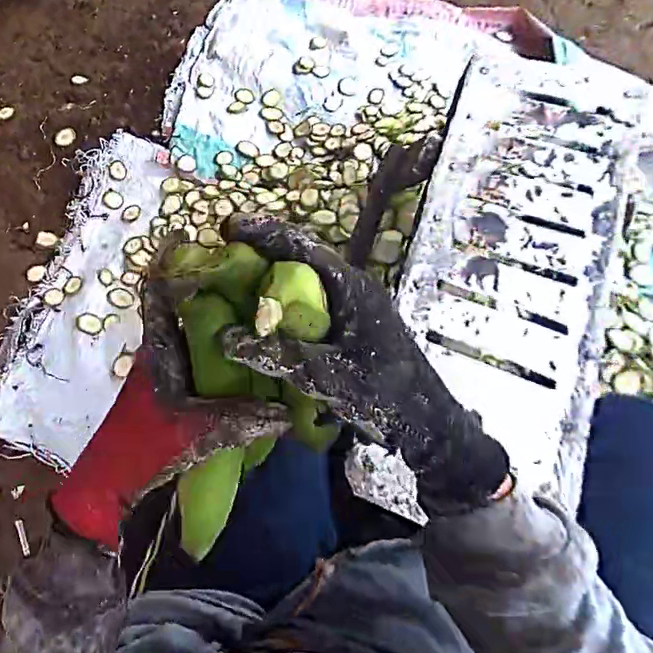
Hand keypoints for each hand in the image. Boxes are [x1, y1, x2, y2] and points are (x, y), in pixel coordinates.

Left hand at [50, 278, 286, 551]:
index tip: (197, 245)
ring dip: (215, 325)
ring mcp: (164, 379)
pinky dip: (219, 360)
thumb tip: (284, 414)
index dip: (174, 269)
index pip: (161, 299)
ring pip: (191, 340)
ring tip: (255, 312)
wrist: (109, 493)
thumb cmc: (141, 452)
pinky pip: (198, 368)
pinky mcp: (171, 400)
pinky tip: (249, 364)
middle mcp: (159, 359)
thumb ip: (237, 421)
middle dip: (208, 293)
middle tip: (247, 278)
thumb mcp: (191, 434)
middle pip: (181, 314)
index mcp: (156, 355)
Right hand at [217, 216, 511, 513]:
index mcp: (350, 288)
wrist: (429, 425)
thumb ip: (276, 355)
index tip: (229, 228)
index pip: (301, 247)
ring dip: (270, 277)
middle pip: (300, 258)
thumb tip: (226, 339)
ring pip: (305, 280)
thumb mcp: (325, 374)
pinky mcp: (351, 326)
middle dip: (261, 252)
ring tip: (234, 280)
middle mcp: (351, 289)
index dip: (263, 234)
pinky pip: (309, 302)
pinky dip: (281, 301)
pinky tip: (262, 316)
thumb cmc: (384, 393)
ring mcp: (353, 307)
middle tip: (224, 253)